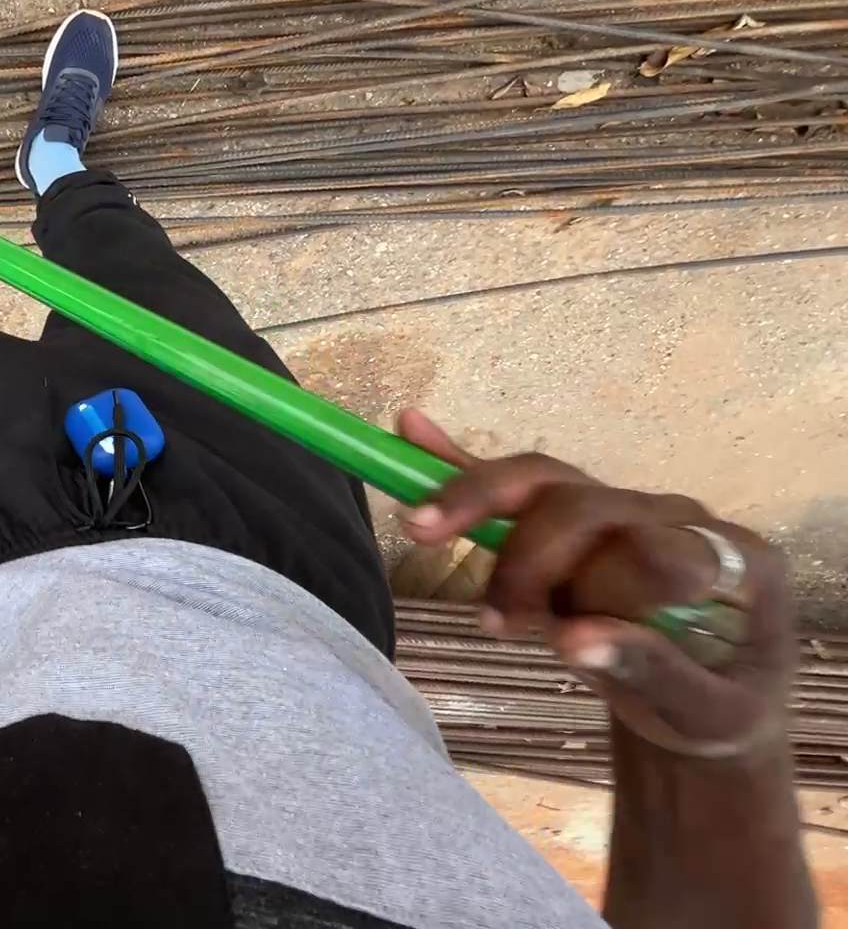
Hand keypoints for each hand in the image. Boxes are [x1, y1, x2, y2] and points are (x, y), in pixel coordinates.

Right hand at [396, 409, 795, 758]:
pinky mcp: (558, 510)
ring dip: (469, 504)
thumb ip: (652, 670)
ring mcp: (610, 505)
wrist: (699, 690)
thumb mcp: (706, 711)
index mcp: (727, 559)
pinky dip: (452, 455)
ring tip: (421, 532)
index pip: (652, 546)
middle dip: (521, 553)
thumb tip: (575, 641)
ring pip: (532, 480)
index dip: (604, 585)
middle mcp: (668, 516)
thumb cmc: (711, 703)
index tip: (570, 638)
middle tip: (488, 615)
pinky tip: (410, 426)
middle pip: (576, 503)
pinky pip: (502, 477)